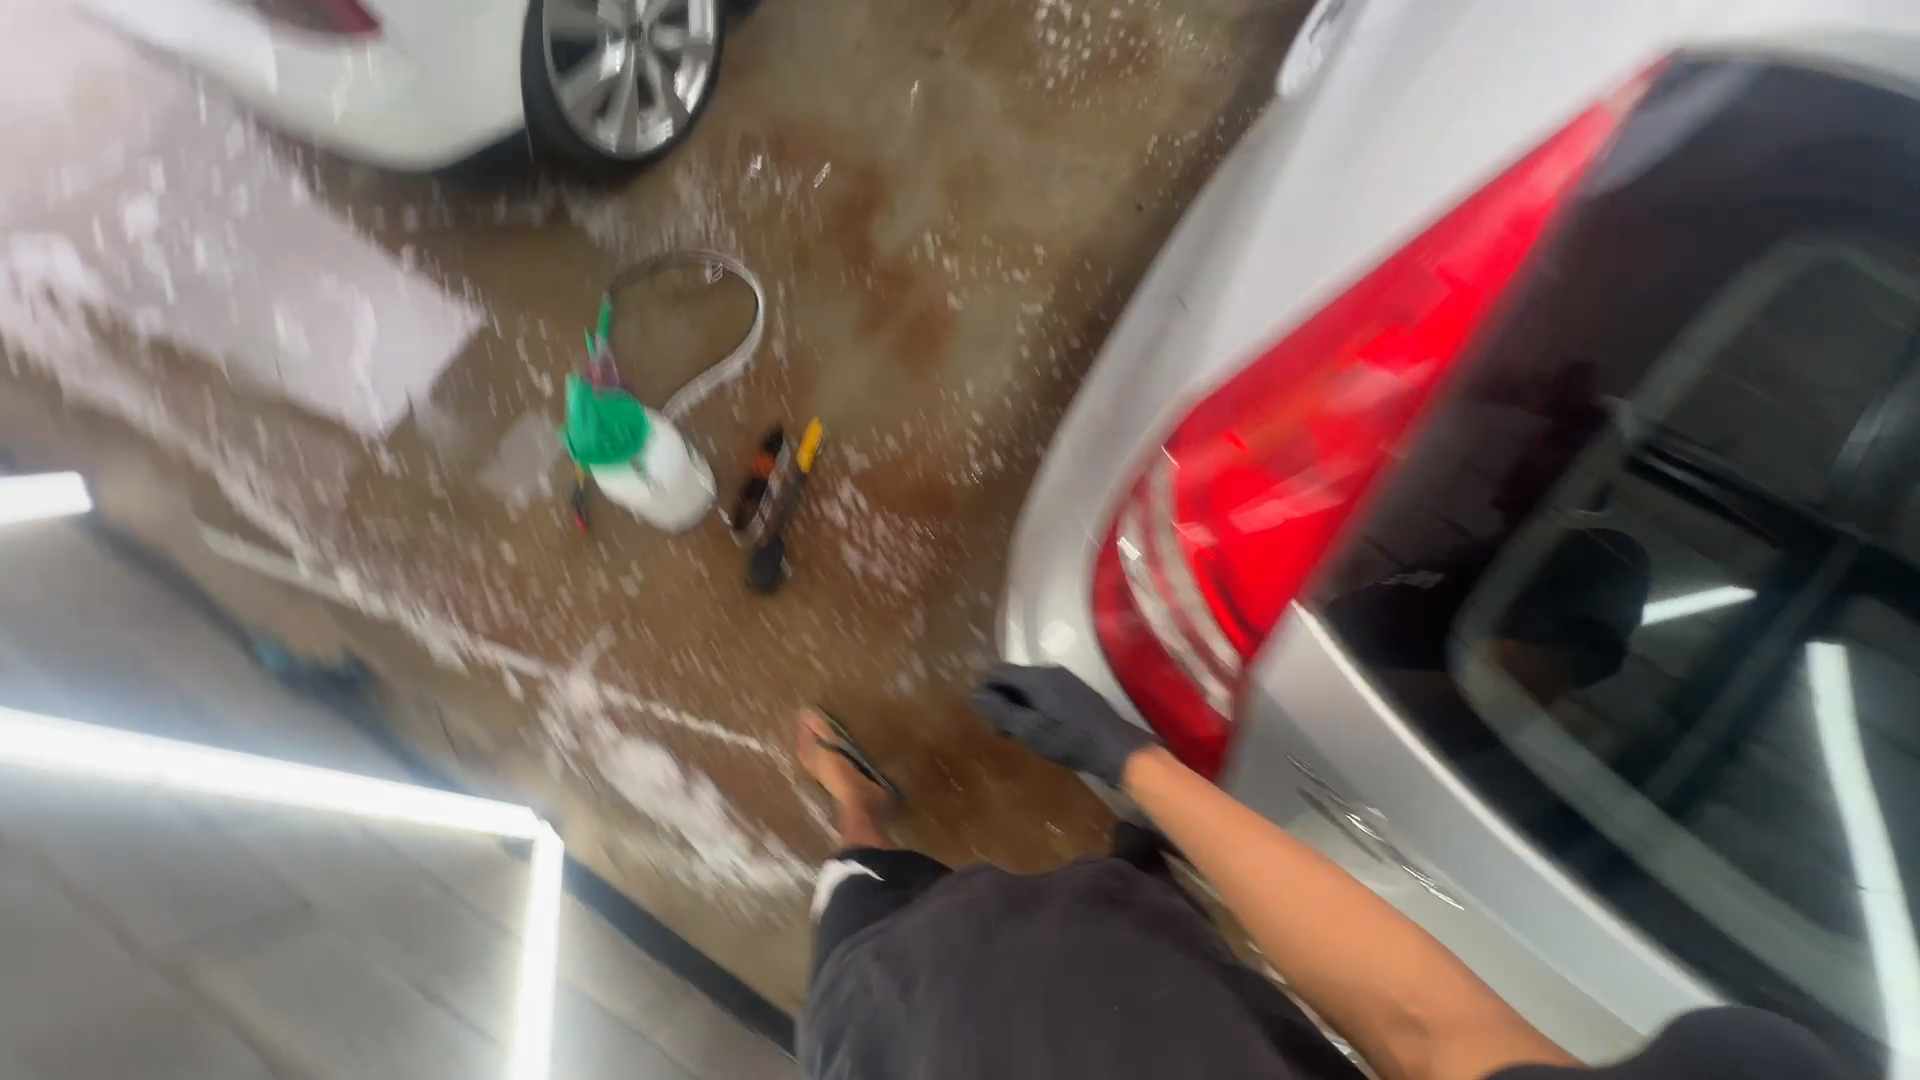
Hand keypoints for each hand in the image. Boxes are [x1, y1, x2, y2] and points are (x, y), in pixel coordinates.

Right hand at [968, 664, 1159, 786]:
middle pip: (1015, 678)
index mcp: (1036, 676)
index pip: (999, 671)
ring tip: (1017, 732)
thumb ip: (1000, 711)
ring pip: (1031, 686)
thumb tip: (973, 695)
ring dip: (1018, 705)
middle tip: (998, 730)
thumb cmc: (1070, 741)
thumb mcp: (1029, 730)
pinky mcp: (1078, 692)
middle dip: (1001, 700)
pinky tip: (1039, 728)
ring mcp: (1067, 680)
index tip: (979, 714)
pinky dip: (1034, 706)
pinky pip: (1046, 692)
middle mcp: (1050, 671)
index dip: (984, 689)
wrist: (1117, 748)